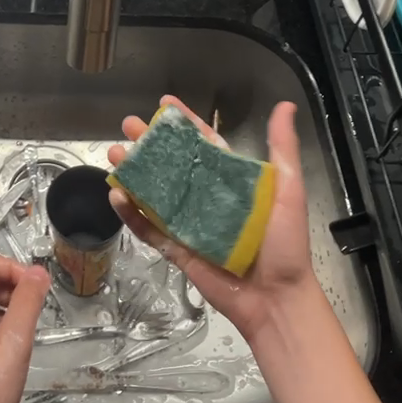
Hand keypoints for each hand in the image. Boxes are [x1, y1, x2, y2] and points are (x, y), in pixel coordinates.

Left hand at [0, 253, 49, 402]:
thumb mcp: (13, 343)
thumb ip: (27, 303)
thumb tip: (38, 272)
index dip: (12, 267)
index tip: (35, 286)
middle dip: (12, 287)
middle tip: (35, 308)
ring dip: (8, 309)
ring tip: (27, 331)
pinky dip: (0, 329)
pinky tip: (13, 352)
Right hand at [107, 95, 319, 344]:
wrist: (278, 299)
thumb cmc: (285, 244)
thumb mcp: (288, 189)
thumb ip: (283, 147)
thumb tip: (285, 105)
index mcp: (230, 181)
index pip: (203, 143)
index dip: (184, 123)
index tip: (164, 103)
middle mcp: (206, 197)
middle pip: (171, 163)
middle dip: (148, 143)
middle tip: (128, 125)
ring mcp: (188, 223)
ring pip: (153, 192)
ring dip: (132, 172)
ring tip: (114, 154)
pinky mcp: (177, 249)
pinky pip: (149, 228)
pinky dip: (131, 213)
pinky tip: (117, 195)